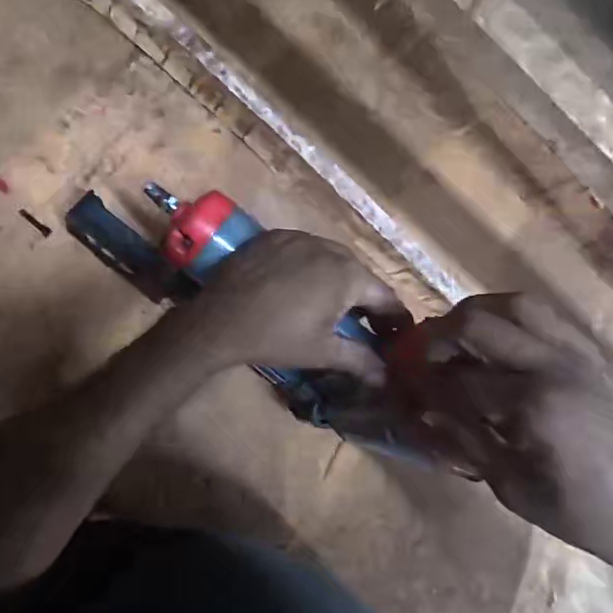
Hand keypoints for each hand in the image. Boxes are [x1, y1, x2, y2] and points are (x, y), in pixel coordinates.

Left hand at [166, 230, 405, 379]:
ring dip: (335, 280)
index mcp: (348, 274)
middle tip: (362, 324)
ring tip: (328, 306)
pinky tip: (295, 287)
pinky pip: (300, 250)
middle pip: (358, 274)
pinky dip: (306, 267)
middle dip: (364, 299)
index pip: (384, 296)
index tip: (395, 336)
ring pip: (329, 258)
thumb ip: (359, 360)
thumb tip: (385, 376)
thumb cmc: (275, 338)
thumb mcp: (321, 352)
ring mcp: (297, 237)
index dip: (393, 318)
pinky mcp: (271, 237)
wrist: (217, 321)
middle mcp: (328, 247)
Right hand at [396, 293, 612, 577]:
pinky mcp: (602, 356)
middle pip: (478, 321)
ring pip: (517, 303)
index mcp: (532, 404)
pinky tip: (503, 346)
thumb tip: (426, 408)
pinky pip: (549, 317)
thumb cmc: (590, 516)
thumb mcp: (514, 488)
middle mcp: (556, 365)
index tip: (406, 389)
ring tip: (460, 339)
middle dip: (439, 335)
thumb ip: (466, 440)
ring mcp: (584, 354)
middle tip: (426, 357)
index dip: (423, 382)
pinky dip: (514, 320)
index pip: (456, 377)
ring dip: (477, 314)